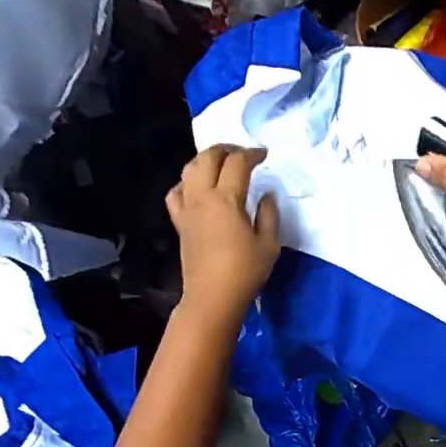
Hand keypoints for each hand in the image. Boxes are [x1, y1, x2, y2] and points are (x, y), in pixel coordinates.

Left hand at [166, 145, 281, 323]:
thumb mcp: (269, 244)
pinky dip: (186, 183)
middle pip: (208, 157)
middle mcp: (202, 198)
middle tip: (242, 153)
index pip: (237, 163)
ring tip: (220, 165)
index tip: (264, 155)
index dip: (252, 153)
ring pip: (189, 170)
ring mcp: (187, 209)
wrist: (212, 298)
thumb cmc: (244, 272)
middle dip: (226, 149)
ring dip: (205, 160)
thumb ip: (269, 215)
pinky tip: (196, 189)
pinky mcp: (179, 223)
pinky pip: (176, 193)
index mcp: (227, 199)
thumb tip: (266, 196)